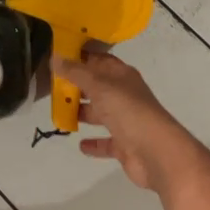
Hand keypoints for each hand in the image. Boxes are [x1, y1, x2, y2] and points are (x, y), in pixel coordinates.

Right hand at [53, 48, 203, 191]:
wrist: (157, 153)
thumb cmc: (128, 111)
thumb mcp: (98, 85)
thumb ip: (75, 72)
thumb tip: (55, 57)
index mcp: (122, 76)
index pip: (99, 60)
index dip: (81, 57)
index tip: (59, 56)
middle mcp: (124, 95)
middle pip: (98, 87)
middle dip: (77, 86)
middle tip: (52, 86)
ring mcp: (126, 121)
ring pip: (100, 114)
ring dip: (83, 113)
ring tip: (59, 113)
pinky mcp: (125, 146)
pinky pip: (106, 142)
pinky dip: (94, 143)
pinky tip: (80, 145)